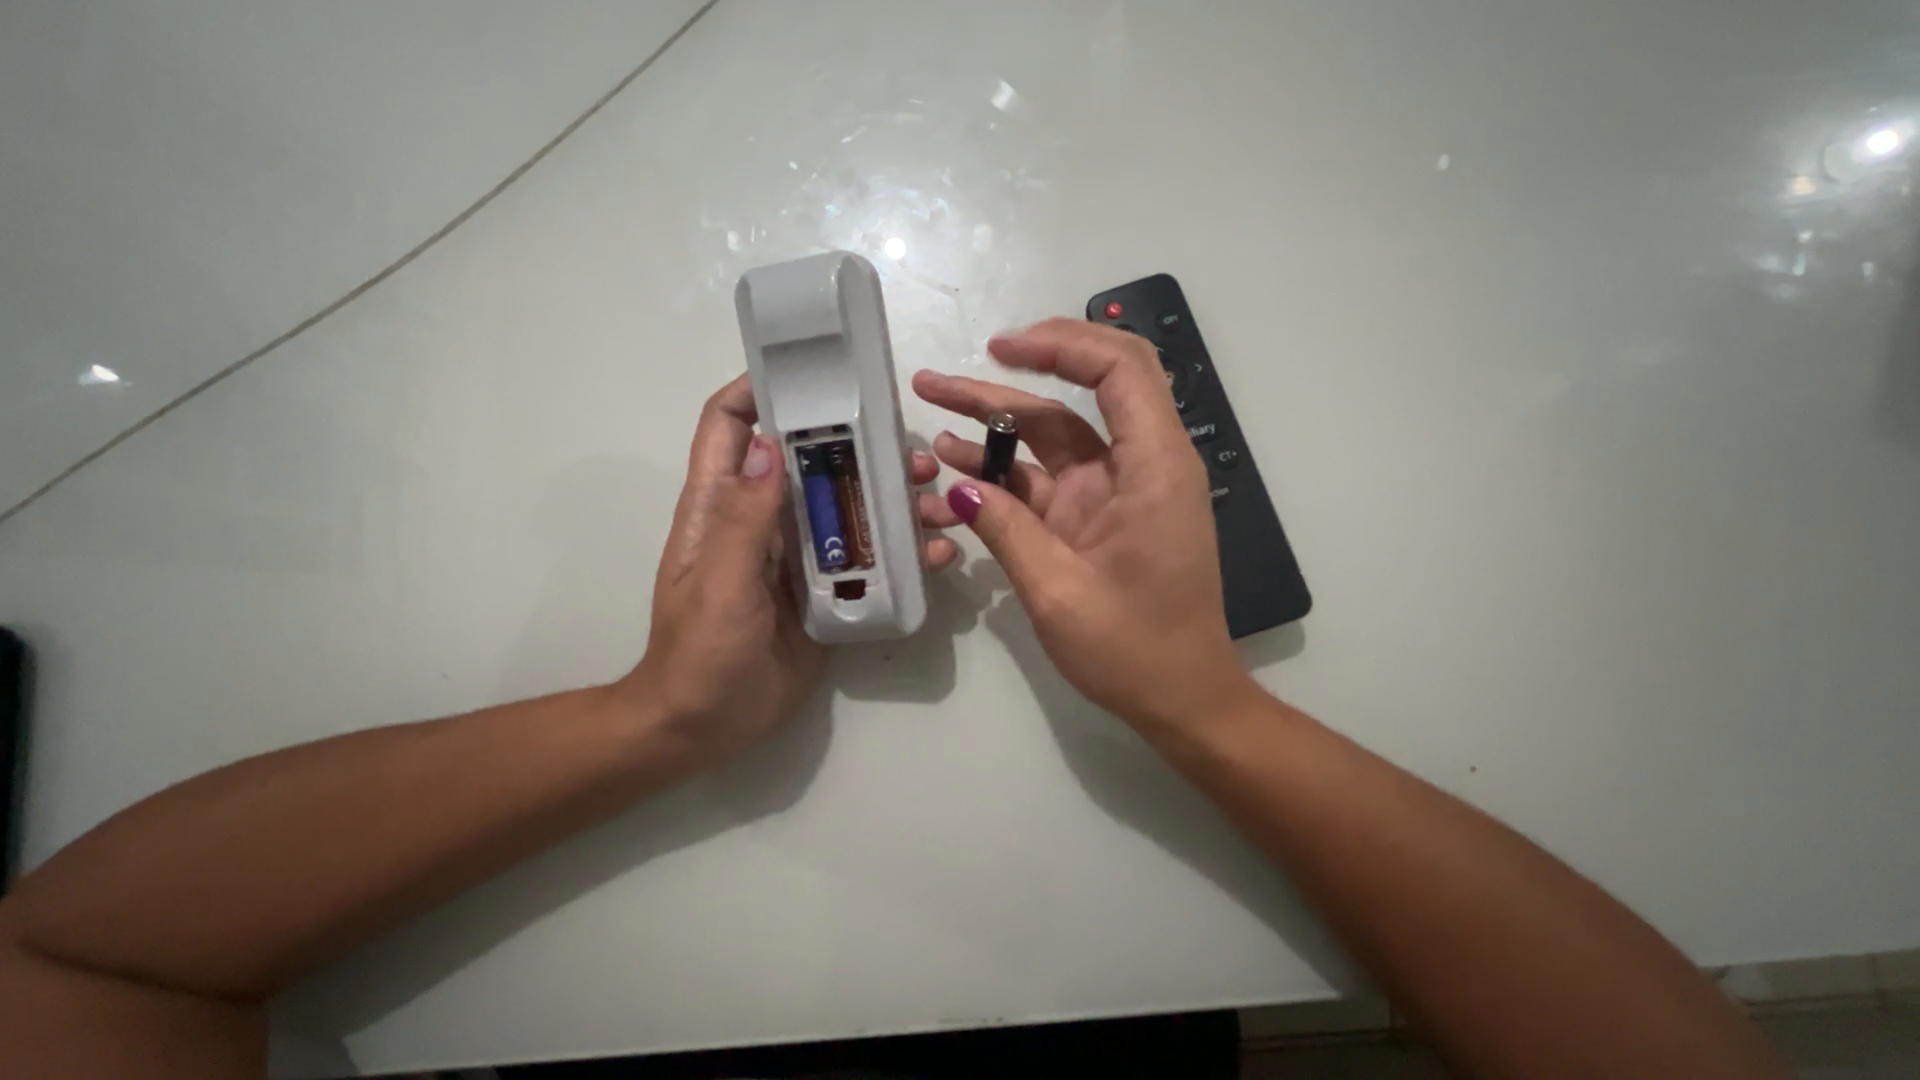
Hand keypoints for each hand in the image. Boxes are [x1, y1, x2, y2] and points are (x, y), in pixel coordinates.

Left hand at [619, 376, 958, 765]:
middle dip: (862, 449)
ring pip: (850, 507)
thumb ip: (746, 516)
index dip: (759, 389)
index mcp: (721, 504)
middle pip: (811, 461)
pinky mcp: (827, 591)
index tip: (813, 373)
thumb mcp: (721, 582)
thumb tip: (771, 442)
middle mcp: (763, 519)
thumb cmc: (700, 650)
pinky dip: (903, 553)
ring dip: (896, 501)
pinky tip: (936, 557)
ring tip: (940, 508)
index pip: (730, 424)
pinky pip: (868, 559)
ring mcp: (798, 555)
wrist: (705, 726)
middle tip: (914, 455)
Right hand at [913, 319, 1256, 732]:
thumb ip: (1005, 530)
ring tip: (929, 419)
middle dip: (1007, 383)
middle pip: (1078, 395)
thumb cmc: (1135, 650)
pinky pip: (1047, 480)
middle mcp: (1139, 465)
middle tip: (935, 383)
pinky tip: (956, 474)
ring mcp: (1115, 492)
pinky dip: (1005, 475)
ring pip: (1054, 437)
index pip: (1118, 370)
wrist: (1181, 700)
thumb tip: (956, 487)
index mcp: (1153, 468)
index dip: (1060, 345)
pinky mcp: (1097, 517)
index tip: (998, 351)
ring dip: (995, 428)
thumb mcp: (1059, 591)